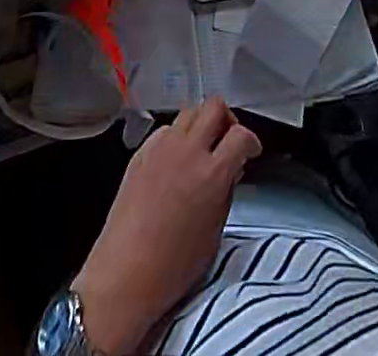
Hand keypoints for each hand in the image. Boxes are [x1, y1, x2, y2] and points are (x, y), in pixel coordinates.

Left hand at [74, 99, 261, 352]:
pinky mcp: (140, 152)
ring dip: (201, 124)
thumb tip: (231, 169)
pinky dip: (178, 136)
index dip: (251, 141)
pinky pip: (166, 129)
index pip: (241, 135)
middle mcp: (187, 151)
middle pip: (214, 107)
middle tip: (228, 140)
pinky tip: (177, 159)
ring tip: (203, 147)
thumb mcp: (215, 229)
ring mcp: (160, 147)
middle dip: (227, 119)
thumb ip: (227, 190)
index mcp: (212, 173)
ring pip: (189, 112)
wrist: (127, 269)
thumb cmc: (175, 263)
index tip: (251, 151)